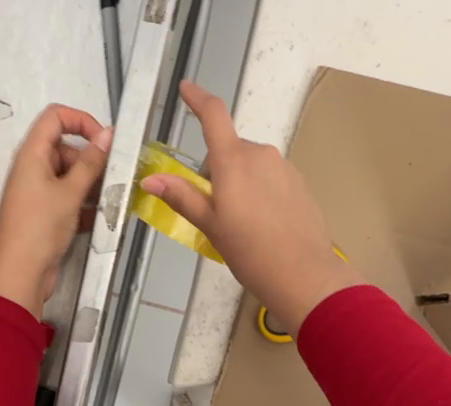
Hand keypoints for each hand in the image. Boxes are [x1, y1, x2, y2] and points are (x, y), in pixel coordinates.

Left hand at [0, 104, 113, 318]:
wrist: (20, 275)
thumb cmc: (40, 229)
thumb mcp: (70, 193)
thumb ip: (91, 163)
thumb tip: (107, 135)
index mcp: (32, 154)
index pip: (55, 118)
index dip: (81, 121)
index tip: (104, 140)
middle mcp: (32, 170)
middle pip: (65, 149)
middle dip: (91, 162)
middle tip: (113, 178)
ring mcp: (37, 194)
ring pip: (69, 178)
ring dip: (91, 187)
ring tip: (111, 200)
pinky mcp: (44, 216)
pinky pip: (67, 201)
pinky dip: (83, 207)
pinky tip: (101, 219)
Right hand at [140, 81, 363, 332]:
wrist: (301, 272)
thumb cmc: (249, 251)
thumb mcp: (209, 225)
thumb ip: (181, 197)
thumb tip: (149, 179)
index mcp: (233, 160)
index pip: (213, 116)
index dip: (197, 99)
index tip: (186, 88)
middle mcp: (260, 154)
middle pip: (229, 151)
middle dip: (217, 173)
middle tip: (215, 214)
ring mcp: (282, 166)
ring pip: (250, 166)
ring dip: (239, 185)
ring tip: (241, 226)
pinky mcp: (298, 182)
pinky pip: (269, 179)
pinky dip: (259, 194)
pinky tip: (262, 226)